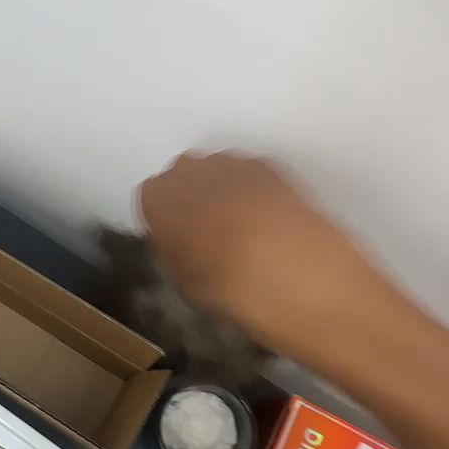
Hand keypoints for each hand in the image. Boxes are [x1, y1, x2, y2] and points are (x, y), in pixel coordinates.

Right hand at [136, 151, 423, 361]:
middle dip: (194, 201)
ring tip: (247, 233)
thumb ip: (175, 250)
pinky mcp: (273, 165)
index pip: (150, 202)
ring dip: (226, 195)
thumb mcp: (184, 281)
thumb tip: (185, 242)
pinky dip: (257, 195)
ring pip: (219, 174)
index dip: (166, 224)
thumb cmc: (227, 286)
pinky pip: (251, 177)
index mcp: (156, 197)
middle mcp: (189, 168)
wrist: (297, 272)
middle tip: (212, 239)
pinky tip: (272, 226)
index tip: (180, 246)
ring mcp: (233, 162)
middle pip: (184, 179)